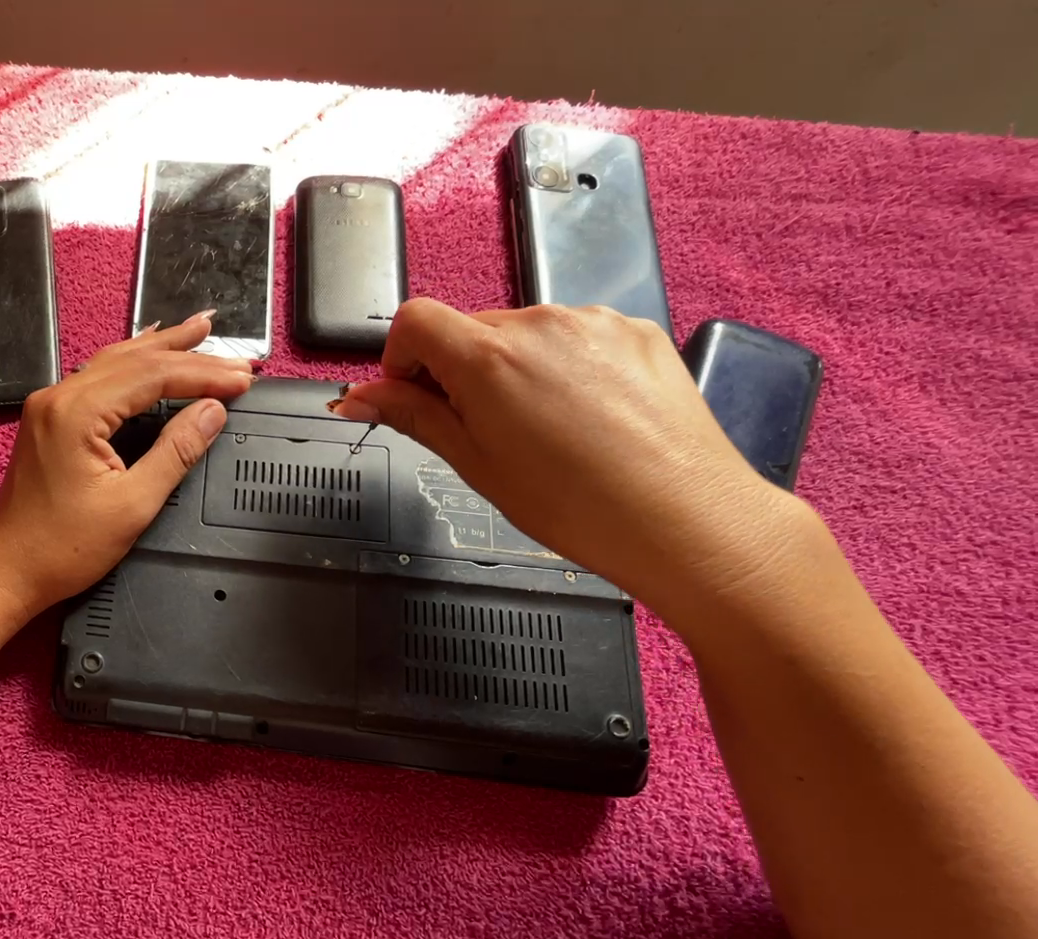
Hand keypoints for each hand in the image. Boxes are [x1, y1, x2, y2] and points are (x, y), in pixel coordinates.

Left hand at [0, 313, 254, 615]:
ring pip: (114, 362)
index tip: (244, 378)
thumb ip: (175, 451)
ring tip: (200, 332)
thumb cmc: (64, 549)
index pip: (151, 375)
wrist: (9, 571)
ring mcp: (49, 406)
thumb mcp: (132, 505)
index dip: (203, 373)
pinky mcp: (48, 421)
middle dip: (189, 355)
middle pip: (134, 360)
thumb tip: (213, 410)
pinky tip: (149, 353)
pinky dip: (132, 366)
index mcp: (76, 412)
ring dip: (161, 350)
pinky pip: (98, 379)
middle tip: (239, 356)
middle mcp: (57, 397)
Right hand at [334, 299, 798, 608]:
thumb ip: (411, 415)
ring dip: (507, 368)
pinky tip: (578, 416)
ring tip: (536, 429)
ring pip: (519, 333)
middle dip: (455, 370)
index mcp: (489, 358)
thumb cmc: (575, 503)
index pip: (414, 319)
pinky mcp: (634, 331)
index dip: (400, 359)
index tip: (413, 396)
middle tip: (476, 429)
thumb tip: (357, 397)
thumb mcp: (472, 462)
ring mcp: (593, 323)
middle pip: (467, 328)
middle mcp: (540, 324)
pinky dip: (557, 366)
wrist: (682, 517)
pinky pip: (571, 336)